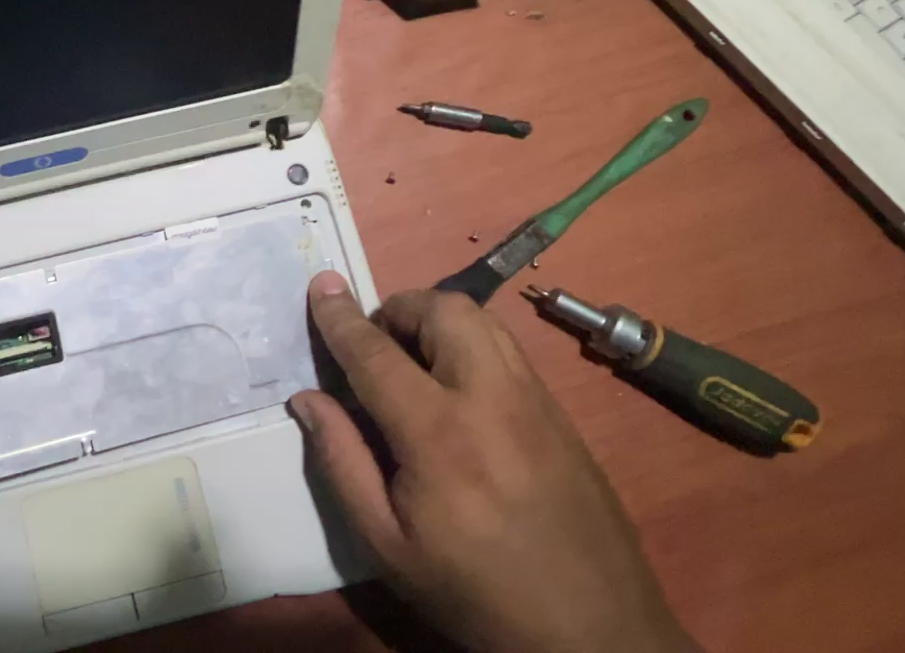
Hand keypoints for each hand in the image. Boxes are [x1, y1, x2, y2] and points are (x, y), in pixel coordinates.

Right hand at [290, 272, 700, 652]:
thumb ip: (341, 461)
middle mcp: (492, 401)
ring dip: (436, 321)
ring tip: (414, 363)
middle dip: (399, 309)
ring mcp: (536, 403)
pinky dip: (469, 344)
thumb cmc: (474, 592)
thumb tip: (307, 398)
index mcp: (439, 436)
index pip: (376, 354)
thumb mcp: (386, 543)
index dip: (341, 317)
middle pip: (443, 310)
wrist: (596, 635)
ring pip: (482, 320)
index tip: (319, 285)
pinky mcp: (562, 415)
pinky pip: (507, 350)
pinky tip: (457, 391)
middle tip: (376, 347)